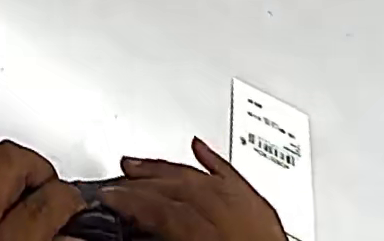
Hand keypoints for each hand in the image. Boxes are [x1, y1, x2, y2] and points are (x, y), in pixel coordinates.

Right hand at [100, 137, 285, 240]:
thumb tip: (136, 237)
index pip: (171, 213)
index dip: (134, 202)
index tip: (109, 198)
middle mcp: (245, 232)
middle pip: (188, 192)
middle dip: (147, 183)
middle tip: (117, 185)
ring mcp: (263, 231)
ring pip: (212, 185)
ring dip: (172, 170)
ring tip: (144, 166)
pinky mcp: (274, 232)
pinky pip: (245, 190)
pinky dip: (218, 165)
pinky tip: (199, 150)